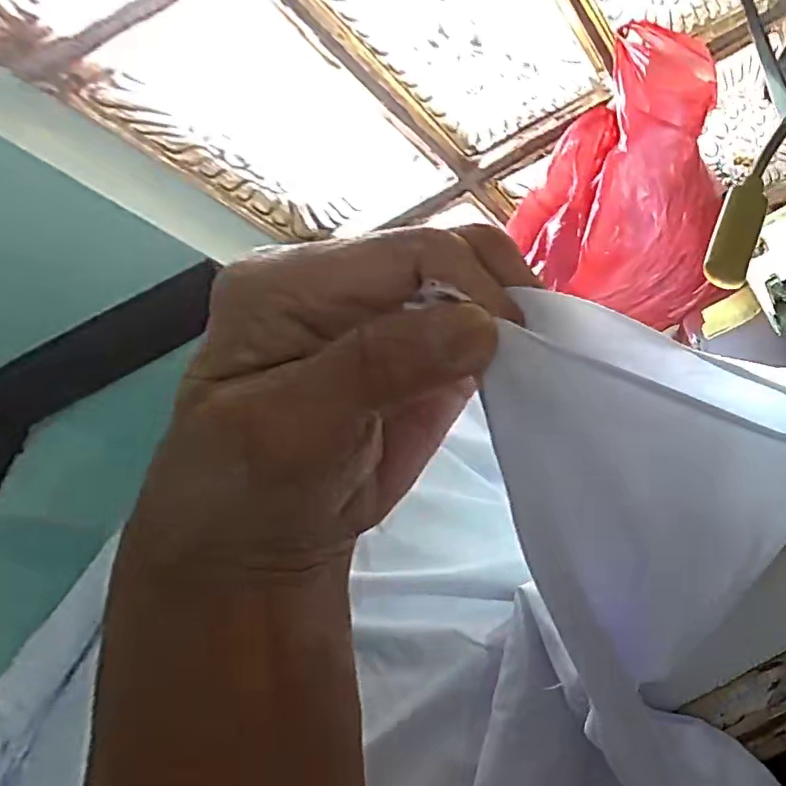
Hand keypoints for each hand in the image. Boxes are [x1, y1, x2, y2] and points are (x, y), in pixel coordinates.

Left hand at [121, 223, 538, 581]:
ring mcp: (390, 314)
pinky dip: (511, 339)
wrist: (262, 538)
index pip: (414, 251)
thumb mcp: (293, 428)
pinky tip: (523, 365)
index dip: (476, 287)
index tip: (512, 344)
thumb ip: (378, 366)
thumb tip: (482, 325)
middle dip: (502, 288)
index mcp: (296, 281)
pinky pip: (482, 323)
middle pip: (451, 248)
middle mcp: (345, 282)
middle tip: (531, 346)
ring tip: (533, 356)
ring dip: (513, 312)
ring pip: (475, 279)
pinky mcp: (427, 348)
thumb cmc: (252, 489)